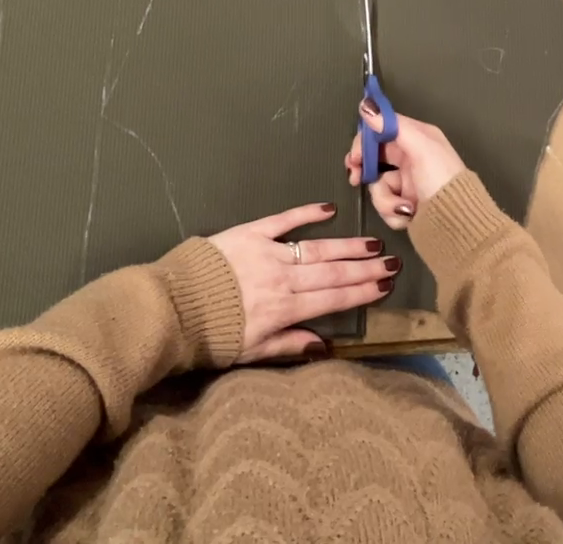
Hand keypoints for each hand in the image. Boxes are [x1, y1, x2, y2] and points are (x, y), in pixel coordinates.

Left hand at [206, 202, 397, 362]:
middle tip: (392, 262)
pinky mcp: (250, 233)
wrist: (170, 308)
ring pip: (316, 248)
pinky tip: (329, 209)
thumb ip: (288, 345)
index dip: (361, 292)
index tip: (385, 286)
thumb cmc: (209, 336)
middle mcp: (283, 279)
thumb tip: (325, 345)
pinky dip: (306, 213)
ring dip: (347, 246)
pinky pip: (284, 220)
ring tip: (373, 243)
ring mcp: (268, 252)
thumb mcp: (249, 352)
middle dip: (365, 268)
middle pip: (332, 272)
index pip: (332, 299)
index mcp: (284, 309)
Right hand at [345, 108, 466, 230]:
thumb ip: (394, 127)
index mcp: (419, 138)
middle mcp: (412, 158)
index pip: (383, 130)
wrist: (457, 225)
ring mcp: (408, 182)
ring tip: (403, 206)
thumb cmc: (443, 182)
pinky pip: (386, 205)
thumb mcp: (422, 149)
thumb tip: (367, 106)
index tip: (354, 156)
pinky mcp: (405, 204)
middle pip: (375, 158)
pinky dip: (393, 213)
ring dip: (386, 199)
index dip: (365, 141)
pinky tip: (408, 214)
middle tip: (356, 178)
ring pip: (378, 186)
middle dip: (365, 171)